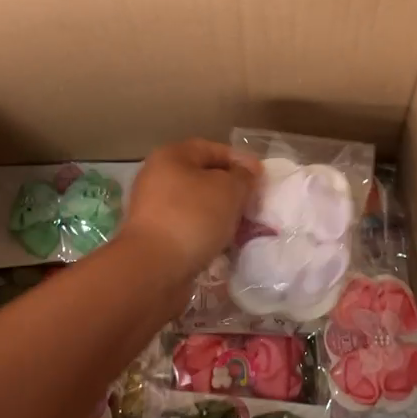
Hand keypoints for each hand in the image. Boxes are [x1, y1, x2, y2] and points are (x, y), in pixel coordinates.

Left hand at [123, 139, 261, 281]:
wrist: (154, 268)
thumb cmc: (193, 217)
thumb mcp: (228, 189)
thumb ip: (243, 176)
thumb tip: (246, 172)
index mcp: (171, 157)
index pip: (212, 149)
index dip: (240, 160)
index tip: (262, 177)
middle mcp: (158, 178)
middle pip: (203, 178)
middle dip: (231, 190)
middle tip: (255, 204)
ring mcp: (154, 209)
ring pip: (197, 205)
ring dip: (221, 215)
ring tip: (245, 228)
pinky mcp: (156, 238)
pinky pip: (189, 228)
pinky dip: (207, 234)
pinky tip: (225, 245)